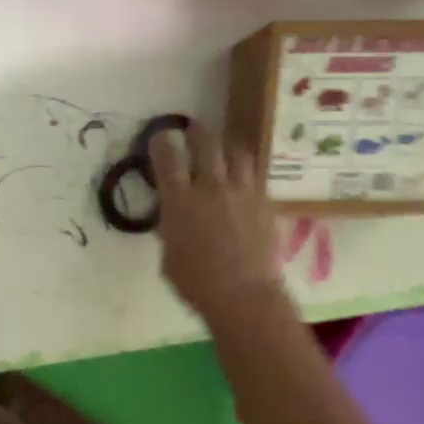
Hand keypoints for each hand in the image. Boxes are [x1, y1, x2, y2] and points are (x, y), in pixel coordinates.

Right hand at [150, 123, 284, 323]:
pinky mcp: (264, 200)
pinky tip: (242, 173)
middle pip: (206, 144)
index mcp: (179, 203)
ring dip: (226, 145)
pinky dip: (245, 168)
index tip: (159, 139)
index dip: (161, 145)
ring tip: (222, 147)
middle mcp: (211, 188)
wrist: (242, 293)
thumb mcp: (169, 255)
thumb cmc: (195, 282)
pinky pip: (255, 173)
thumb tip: (172, 217)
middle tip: (192, 130)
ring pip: (236, 151)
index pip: (168, 160)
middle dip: (196, 132)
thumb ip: (171, 229)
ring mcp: (242, 191)